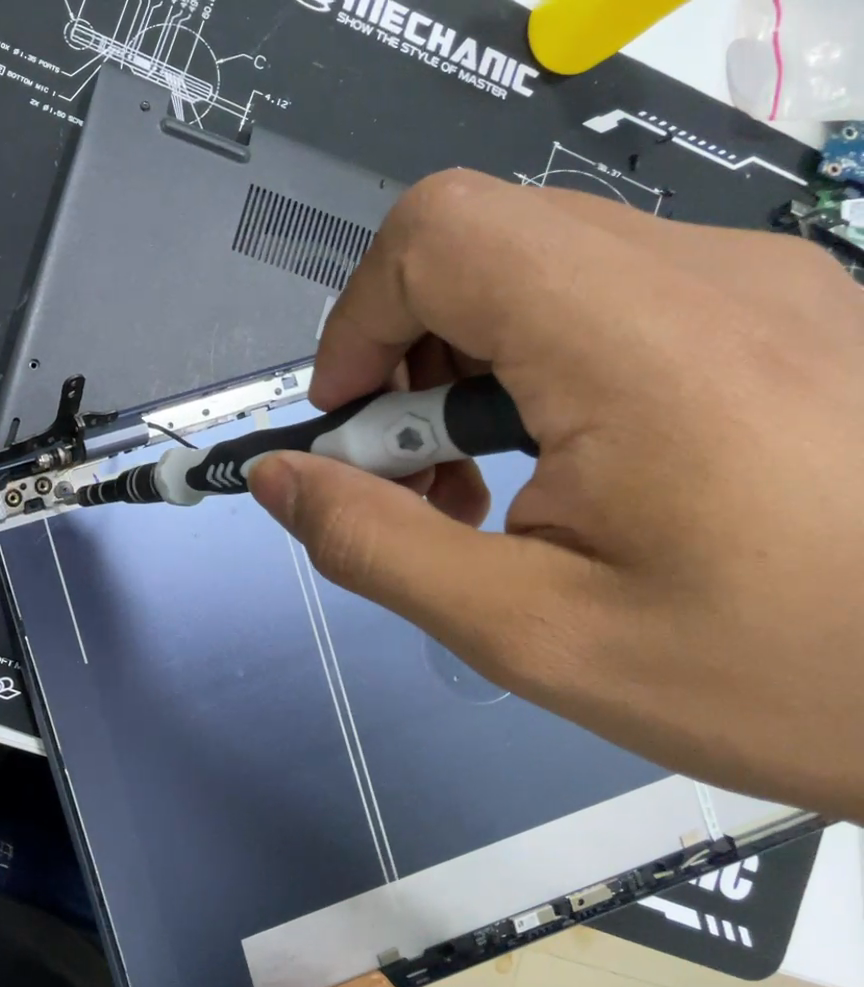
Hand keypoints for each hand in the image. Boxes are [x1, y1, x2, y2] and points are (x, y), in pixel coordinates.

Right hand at [247, 170, 863, 820]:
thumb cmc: (788, 673)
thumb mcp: (533, 633)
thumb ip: (374, 545)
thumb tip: (277, 477)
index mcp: (643, 344)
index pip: (440, 233)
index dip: (358, 319)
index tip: (352, 425)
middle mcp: (706, 276)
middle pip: (476, 241)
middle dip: (401, 351)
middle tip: (412, 470)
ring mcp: (758, 282)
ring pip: (532, 264)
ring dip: (461, 363)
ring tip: (484, 480)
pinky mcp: (781, 309)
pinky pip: (601, 295)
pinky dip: (531, 366)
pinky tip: (562, 465)